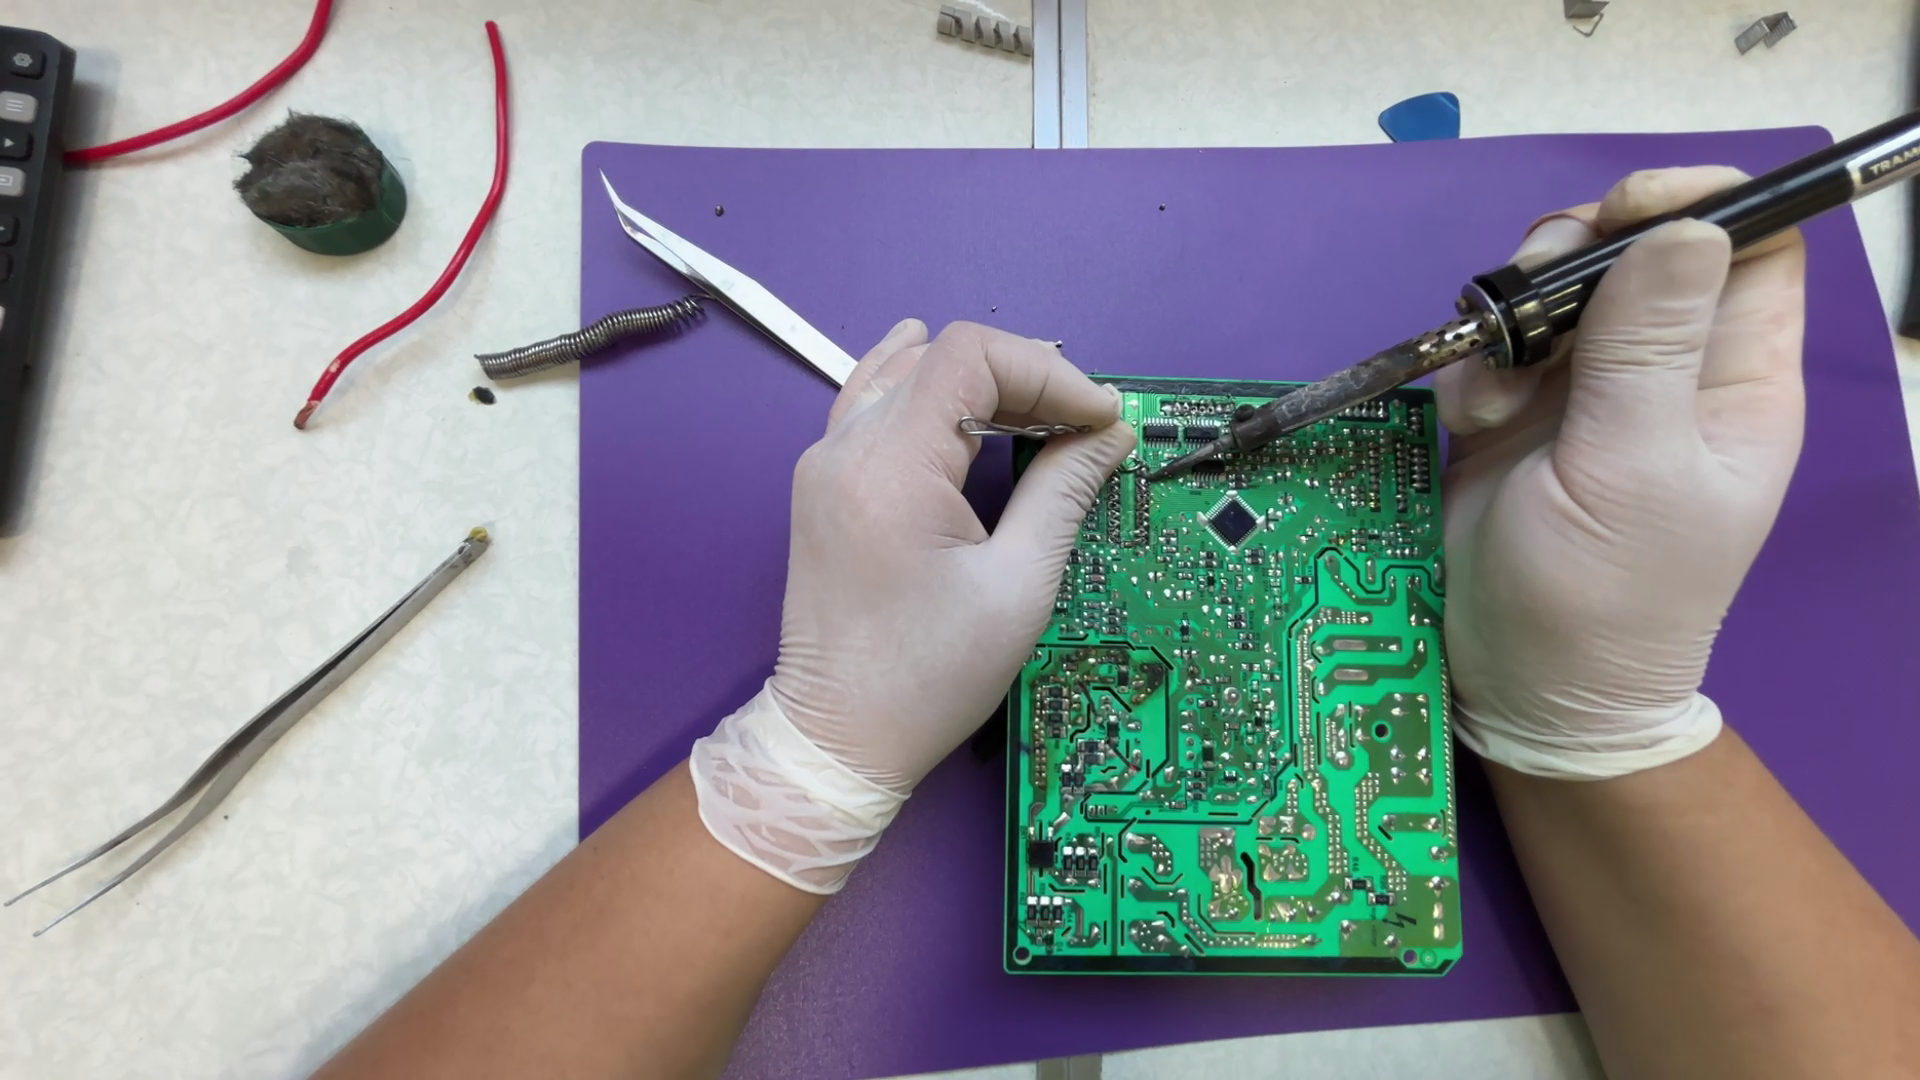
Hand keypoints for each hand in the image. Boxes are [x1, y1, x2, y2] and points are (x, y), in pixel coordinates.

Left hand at [690, 320, 1135, 889]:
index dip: (1047, 371)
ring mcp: (825, 460)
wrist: (838, 733)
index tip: (1099, 419)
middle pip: (940, 357)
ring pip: (907, 372)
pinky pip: (877, 404)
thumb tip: (1109, 432)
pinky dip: (931, 397)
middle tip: (1079, 426)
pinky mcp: (823, 481)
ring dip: (980, 385)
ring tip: (1037, 420)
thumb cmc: (930, 676)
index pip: (969, 356)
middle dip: (1024, 379)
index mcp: (890, 465)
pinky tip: (964, 407)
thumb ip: (1063, 491)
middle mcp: (845, 445)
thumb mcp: (1017, 586)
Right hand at [1434, 166, 1805, 778]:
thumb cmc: (1601, 586)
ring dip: (1506, 324)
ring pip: (1544, 307)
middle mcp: (1652, 378)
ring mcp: (1570, 402)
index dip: (1693, 209)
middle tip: (1527, 290)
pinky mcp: (1501, 425)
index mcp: (1726, 382)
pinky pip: (1486, 360)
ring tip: (1488, 387)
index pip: (1744, 253)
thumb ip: (1647, 352)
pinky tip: (1465, 416)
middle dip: (1570, 259)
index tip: (1618, 209)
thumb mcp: (1632, 469)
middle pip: (1626, 264)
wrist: (1518, 671)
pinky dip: (1469, 372)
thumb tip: (1679, 227)